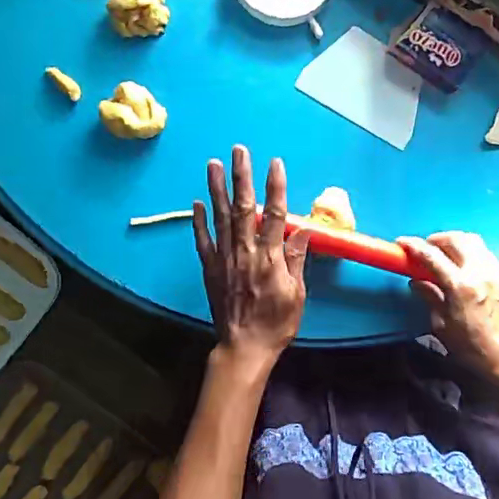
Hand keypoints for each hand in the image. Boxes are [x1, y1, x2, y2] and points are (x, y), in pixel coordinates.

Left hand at [193, 146, 310, 362]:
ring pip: (220, 217)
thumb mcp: (297, 294)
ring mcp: (224, 258)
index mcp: (271, 257)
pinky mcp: (210, 269)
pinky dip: (199, 221)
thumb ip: (296, 260)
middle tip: (238, 150)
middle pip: (244, 207)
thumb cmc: (276, 323)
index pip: (276, 214)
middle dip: (242, 177)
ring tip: (213, 164)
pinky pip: (202, 240)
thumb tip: (302, 230)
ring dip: (217, 189)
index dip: (275, 187)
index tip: (275, 163)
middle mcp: (246, 251)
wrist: (244, 347)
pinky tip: (197, 202)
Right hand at [399, 232, 498, 379]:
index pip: (432, 255)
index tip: (401, 243)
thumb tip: (417, 282)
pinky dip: (468, 250)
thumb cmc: (472, 348)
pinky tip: (461, 263)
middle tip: (423, 249)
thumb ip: (430, 298)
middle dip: (435, 239)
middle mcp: (479, 273)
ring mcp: (493, 273)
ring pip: (472, 240)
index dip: (413, 246)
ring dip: (454, 241)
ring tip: (442, 253)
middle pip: (455, 239)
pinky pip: (483, 252)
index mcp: (460, 285)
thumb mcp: (442, 325)